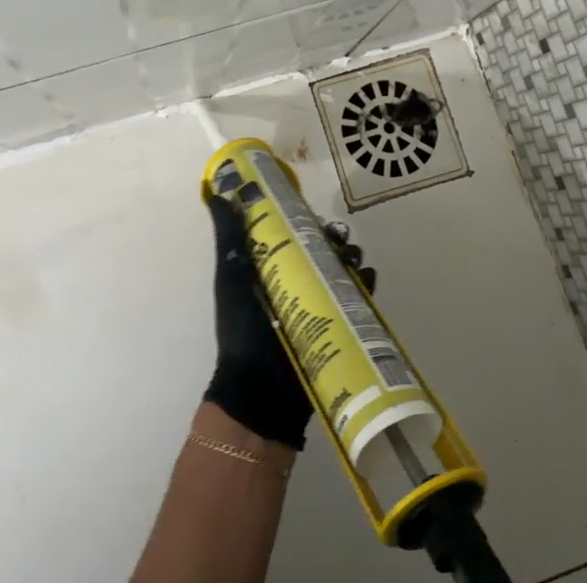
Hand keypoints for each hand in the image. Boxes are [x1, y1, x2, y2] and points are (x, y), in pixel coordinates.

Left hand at [201, 195, 374, 450]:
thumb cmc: (242, 330)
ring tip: (352, 254)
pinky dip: (364, 286)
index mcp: (266, 272)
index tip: (310, 210)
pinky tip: (367, 276)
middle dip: (331, 239)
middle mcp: (293, 286)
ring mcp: (316, 308)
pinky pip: (356, 302)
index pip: (289, 237)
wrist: (260, 390)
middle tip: (337, 234)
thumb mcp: (231, 278)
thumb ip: (228, 239)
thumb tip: (219, 197)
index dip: (301, 221)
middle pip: (319, 252)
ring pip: (339, 273)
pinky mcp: (336, 328)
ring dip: (349, 258)